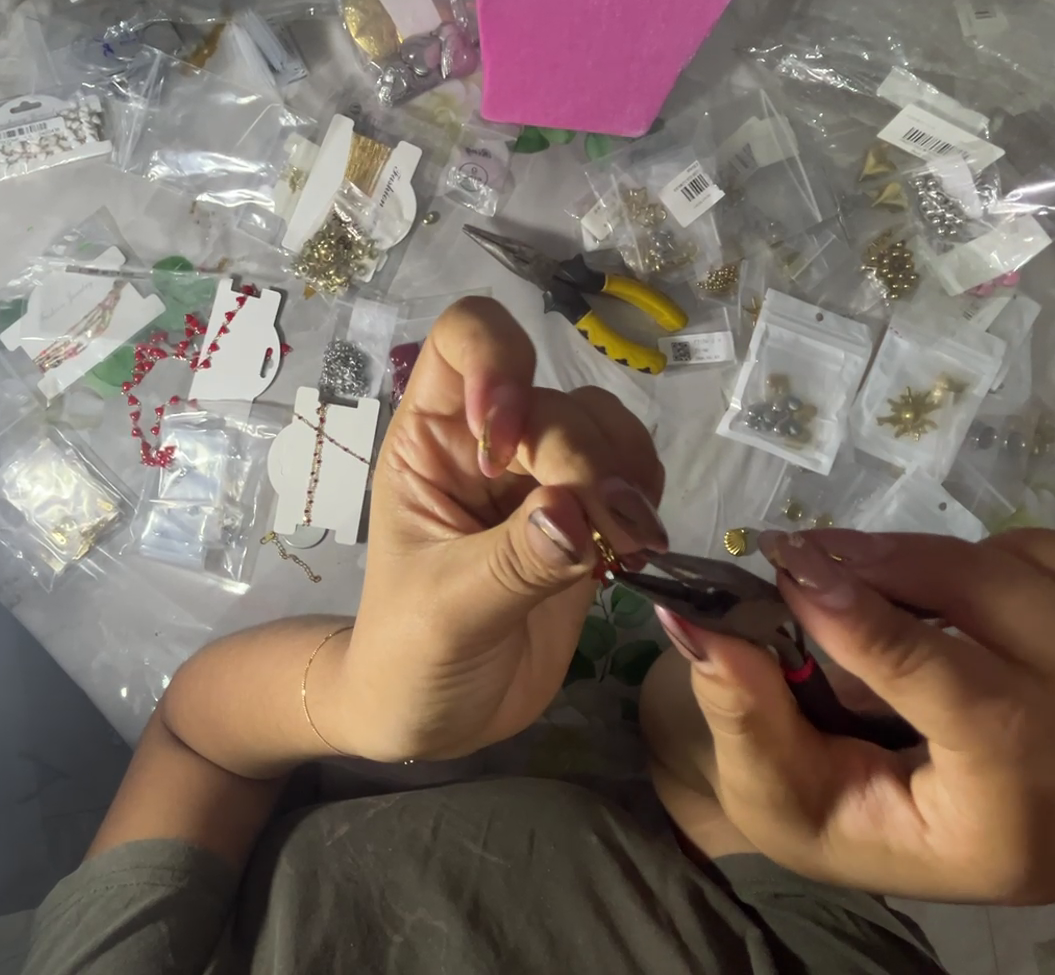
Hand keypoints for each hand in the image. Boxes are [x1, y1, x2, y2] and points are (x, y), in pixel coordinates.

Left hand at [320, 297, 668, 761]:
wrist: (436, 712)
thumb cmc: (410, 654)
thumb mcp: (447, 611)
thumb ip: (513, 562)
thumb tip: (575, 514)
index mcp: (428, 441)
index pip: (463, 341)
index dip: (496, 364)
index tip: (504, 448)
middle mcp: (485, 442)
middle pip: (553, 399)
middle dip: (584, 461)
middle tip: (606, 534)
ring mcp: (536, 475)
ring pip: (601, 426)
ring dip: (625, 475)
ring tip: (626, 544)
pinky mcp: (580, 512)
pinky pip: (629, 469)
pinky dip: (643, 495)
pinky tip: (633, 545)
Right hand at [644, 528, 1054, 903]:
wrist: (836, 796)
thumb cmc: (796, 801)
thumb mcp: (753, 778)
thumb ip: (737, 704)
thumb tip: (695, 620)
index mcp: (1006, 843)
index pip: (991, 724)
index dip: (891, 635)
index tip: (794, 573)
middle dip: (934, 576)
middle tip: (821, 551)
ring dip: (971, 560)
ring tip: (868, 559)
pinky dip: (1037, 559)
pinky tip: (945, 570)